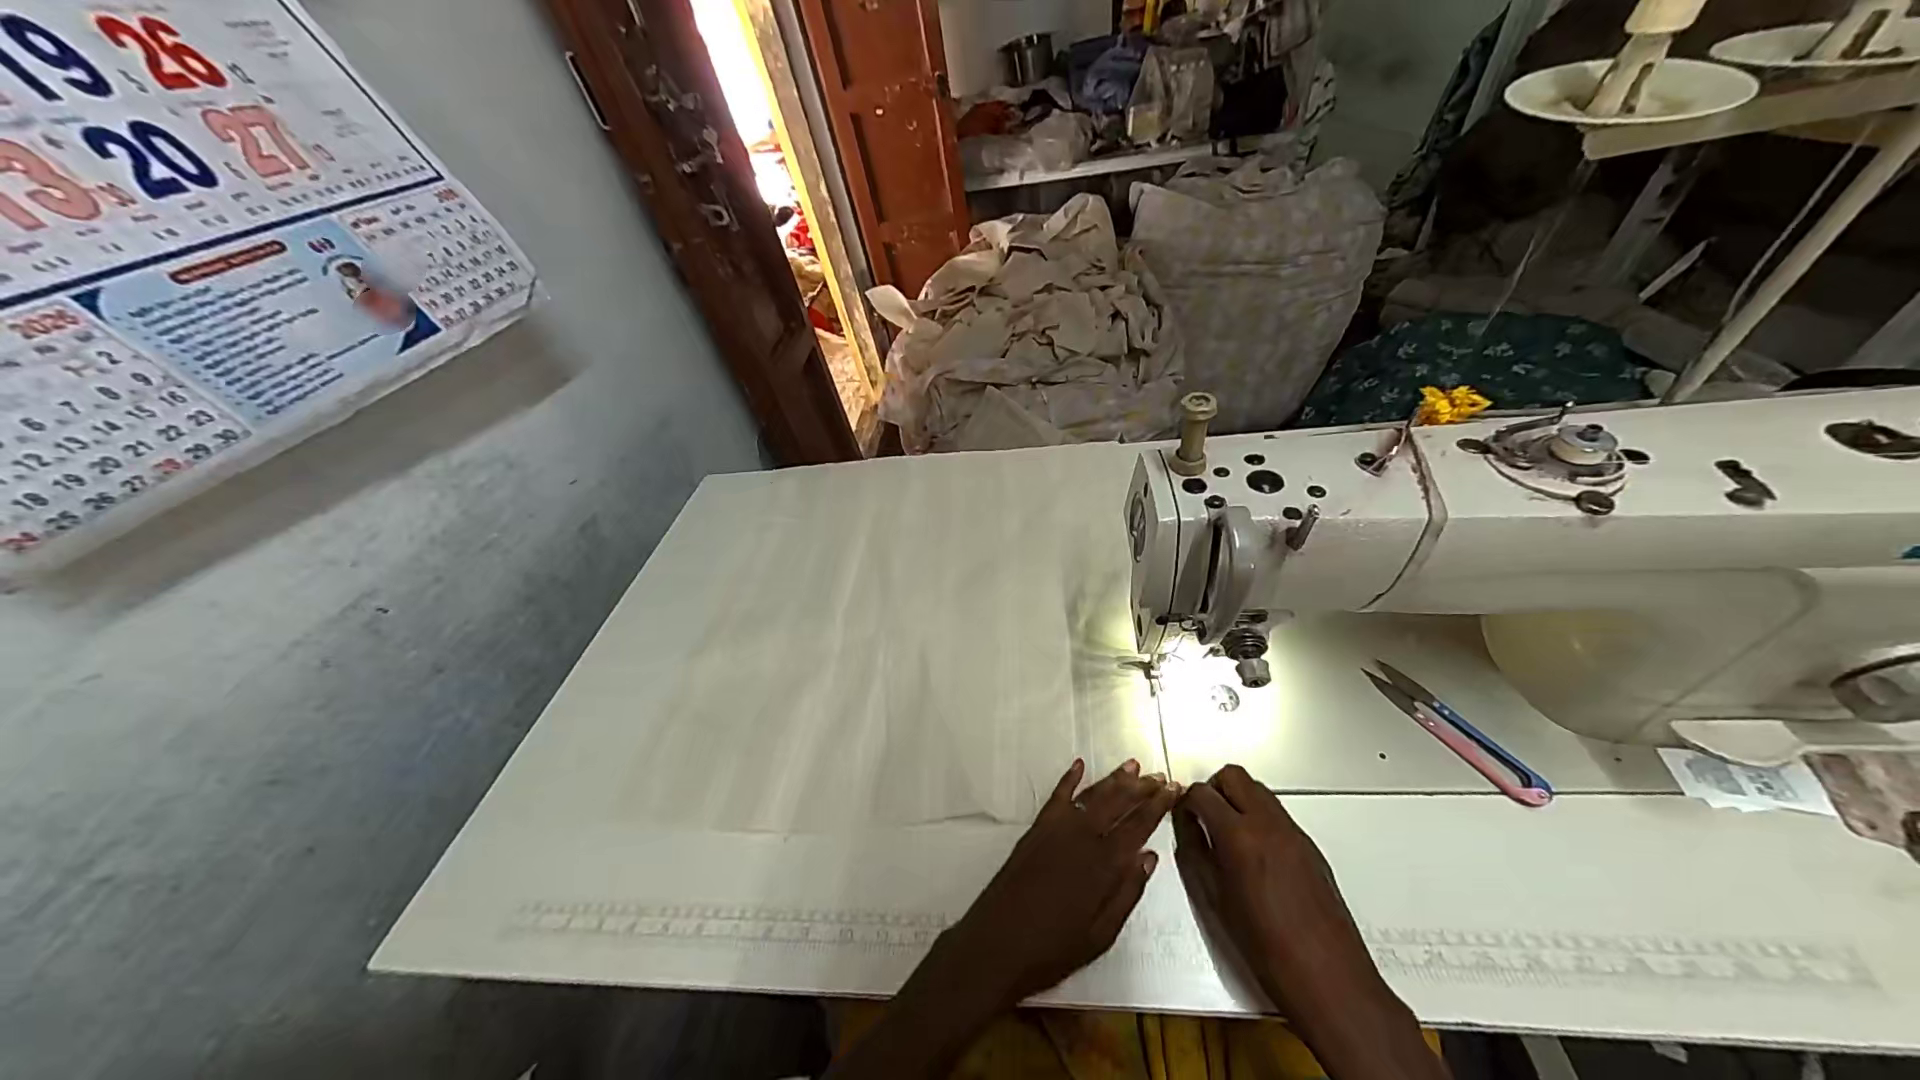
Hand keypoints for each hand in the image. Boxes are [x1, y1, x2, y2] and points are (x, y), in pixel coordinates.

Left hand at [826, 759, 1179, 1079]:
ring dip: (1113, 779)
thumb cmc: (1053, 950)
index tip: (1174, 789)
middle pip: (1117, 804)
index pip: (1138, 827)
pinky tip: (1079, 765)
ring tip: (1133, 765)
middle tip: (1161, 775)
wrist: (996, 944)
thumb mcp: (1101, 935)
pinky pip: (1056, 797)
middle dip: (1141, 788)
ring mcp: (1056, 830)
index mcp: (1103, 866)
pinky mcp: (1035, 830)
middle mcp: (1082, 839)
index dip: (1157, 807)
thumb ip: (1127, 894)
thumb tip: (1148, 857)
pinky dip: (1069, 779)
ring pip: (1091, 796)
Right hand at [1175, 765, 1447, 1079]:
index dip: (1186, 801)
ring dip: (1238, 799)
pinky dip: (1259, 817)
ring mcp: (1294, 833)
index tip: (1182, 813)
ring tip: (1225, 831)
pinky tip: (1252, 850)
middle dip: (1213, 789)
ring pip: (1258, 790)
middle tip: (1202, 813)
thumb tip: (1188, 829)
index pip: (1202, 793)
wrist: (1327, 978)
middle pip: (1234, 776)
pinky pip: (1278, 814)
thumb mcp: (1215, 899)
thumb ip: (1196, 853)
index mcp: (1239, 836)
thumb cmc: (1271, 951)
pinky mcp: (1311, 847)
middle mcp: (1269, 825)